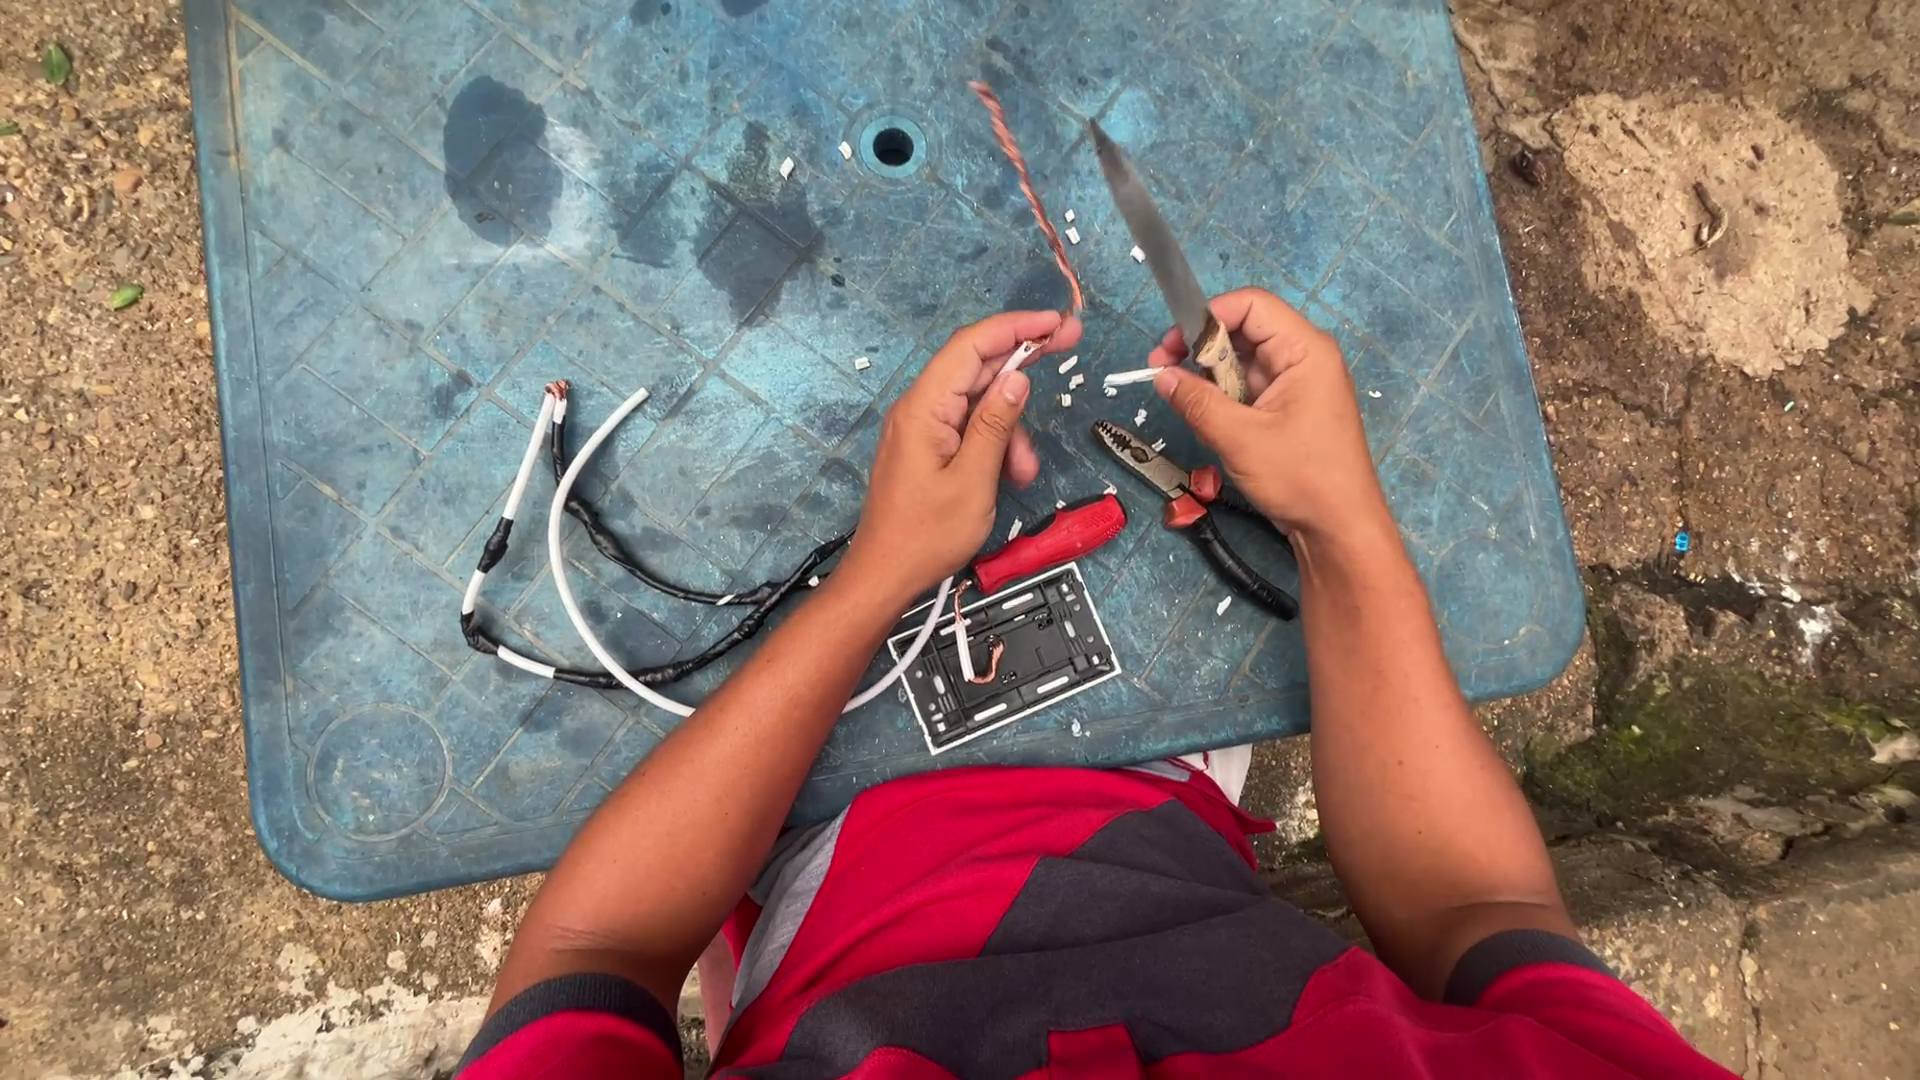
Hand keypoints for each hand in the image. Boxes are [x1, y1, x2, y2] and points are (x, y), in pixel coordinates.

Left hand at [843, 310, 1083, 601]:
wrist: (886, 574)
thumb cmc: (927, 536)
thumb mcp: (974, 480)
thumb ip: (995, 424)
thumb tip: (1017, 377)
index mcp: (924, 408)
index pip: (971, 346)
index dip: (1016, 327)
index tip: (1056, 322)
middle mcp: (918, 408)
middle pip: (976, 367)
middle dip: (1023, 363)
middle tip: (1070, 345)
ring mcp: (921, 428)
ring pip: (977, 403)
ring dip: (1010, 428)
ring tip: (1023, 471)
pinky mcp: (926, 447)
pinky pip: (966, 428)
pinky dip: (992, 444)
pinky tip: (1007, 474)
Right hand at [1149, 288, 1387, 539]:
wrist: (1337, 526)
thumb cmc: (1300, 477)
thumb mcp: (1240, 438)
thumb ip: (1197, 402)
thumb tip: (1161, 376)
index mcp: (1304, 351)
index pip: (1250, 306)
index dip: (1206, 317)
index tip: (1170, 347)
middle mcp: (1302, 358)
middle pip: (1242, 331)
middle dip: (1199, 348)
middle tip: (1161, 372)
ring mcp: (1295, 384)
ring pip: (1240, 362)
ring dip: (1207, 376)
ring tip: (1180, 399)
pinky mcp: (1286, 408)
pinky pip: (1246, 388)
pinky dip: (1220, 397)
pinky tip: (1203, 416)